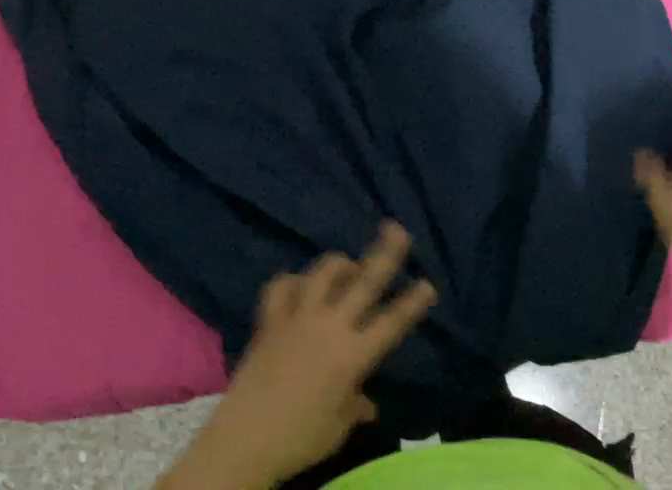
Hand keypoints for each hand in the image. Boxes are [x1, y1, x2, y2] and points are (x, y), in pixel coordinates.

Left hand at [181, 223, 435, 488]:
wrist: (243, 441)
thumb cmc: (299, 438)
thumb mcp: (337, 427)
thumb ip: (354, 406)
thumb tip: (366, 404)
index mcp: (354, 354)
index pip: (392, 321)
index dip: (413, 301)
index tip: (428, 283)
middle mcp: (330, 326)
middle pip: (364, 281)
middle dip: (386, 253)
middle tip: (398, 230)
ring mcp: (298, 319)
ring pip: (323, 273)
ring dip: (339, 264)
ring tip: (348, 264)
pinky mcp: (270, 321)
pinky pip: (281, 287)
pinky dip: (292, 282)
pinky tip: (299, 286)